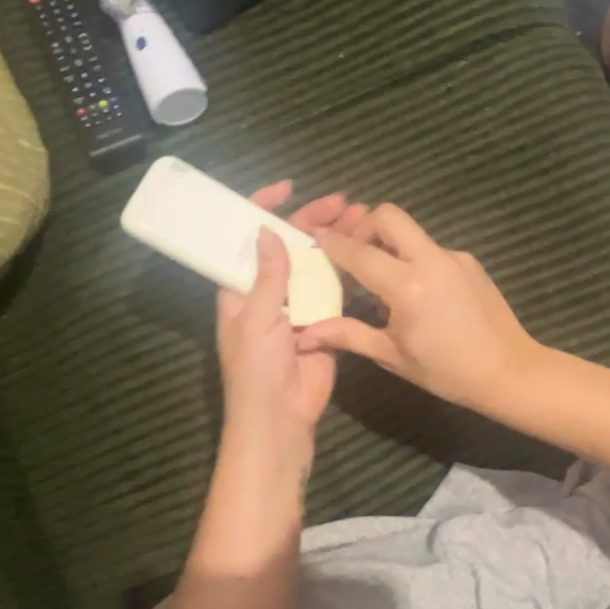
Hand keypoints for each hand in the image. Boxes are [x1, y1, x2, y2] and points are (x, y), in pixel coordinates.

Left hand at [216, 182, 366, 449]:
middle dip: (314, 221)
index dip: (263, 209)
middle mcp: (269, 292)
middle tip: (344, 203)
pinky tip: (368, 252)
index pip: (249, 239)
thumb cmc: (256, 370)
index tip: (288, 188)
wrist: (280, 420)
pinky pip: (336, 291)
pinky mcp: (324, 322)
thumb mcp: (255, 319)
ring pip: (318, 265)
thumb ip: (267, 277)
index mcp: (240, 288)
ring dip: (338, 241)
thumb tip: (268, 231)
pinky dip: (350, 270)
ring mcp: (299, 306)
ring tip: (363, 218)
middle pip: (291, 246)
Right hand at [299, 204, 540, 409]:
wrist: (510, 371)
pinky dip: (414, 260)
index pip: (358, 252)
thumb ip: (349, 335)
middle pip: (389, 216)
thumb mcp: (392, 356)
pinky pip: (432, 250)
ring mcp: (454, 257)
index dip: (333, 243)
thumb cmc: (447, 372)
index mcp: (407, 286)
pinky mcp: (470, 262)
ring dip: (390, 244)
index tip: (316, 238)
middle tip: (354, 251)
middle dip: (364, 225)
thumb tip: (306, 333)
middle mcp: (430, 260)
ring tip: (382, 279)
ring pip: (412, 232)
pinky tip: (418, 294)